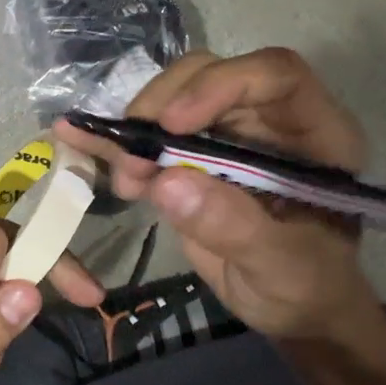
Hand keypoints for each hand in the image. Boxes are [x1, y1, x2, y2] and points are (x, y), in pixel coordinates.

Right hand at [54, 48, 378, 338]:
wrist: (292, 309)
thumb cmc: (305, 284)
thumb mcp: (280, 263)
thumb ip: (233, 224)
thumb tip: (166, 182)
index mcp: (311, 130)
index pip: (271, 75)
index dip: (220, 85)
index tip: (173, 125)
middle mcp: (266, 120)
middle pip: (210, 75)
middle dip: (163, 106)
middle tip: (135, 158)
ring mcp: (224, 137)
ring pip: (172, 99)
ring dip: (136, 130)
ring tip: (124, 181)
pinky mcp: (187, 160)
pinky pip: (147, 137)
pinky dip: (112, 139)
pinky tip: (74, 136)